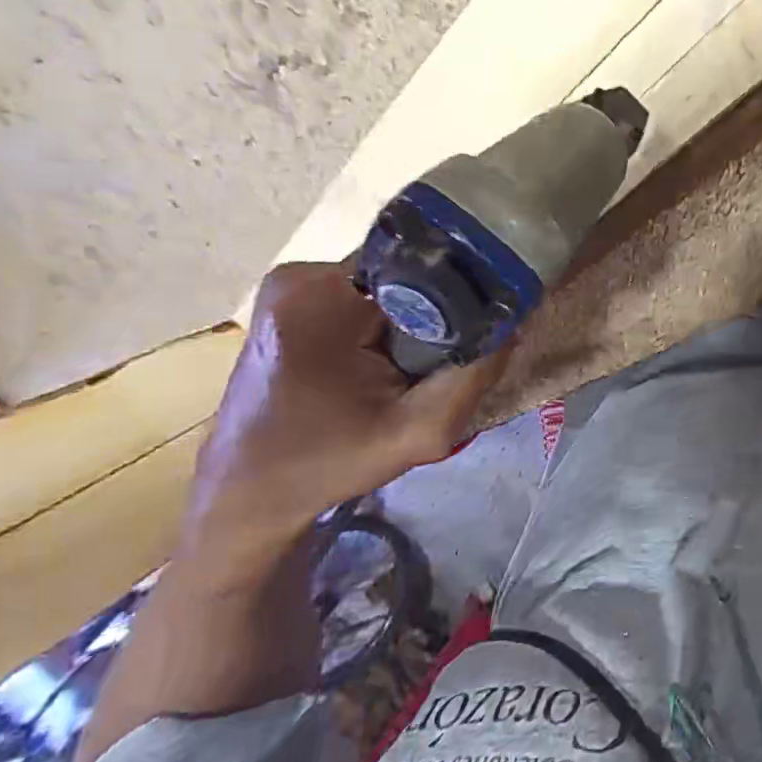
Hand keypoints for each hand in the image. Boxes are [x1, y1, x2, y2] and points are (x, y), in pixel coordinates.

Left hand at [183, 262, 505, 567]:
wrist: (247, 494)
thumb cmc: (326, 464)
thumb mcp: (420, 432)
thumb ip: (475, 374)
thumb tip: (514, 322)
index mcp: (322, 297)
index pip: (422, 267)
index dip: (460, 296)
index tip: (474, 335)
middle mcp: (301, 276)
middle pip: (404, 274)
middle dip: (435, 313)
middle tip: (441, 362)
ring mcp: (290, 285)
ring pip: (388, 286)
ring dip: (412, 320)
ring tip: (413, 367)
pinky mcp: (290, 301)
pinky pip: (365, 297)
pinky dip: (386, 324)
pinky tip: (386, 363)